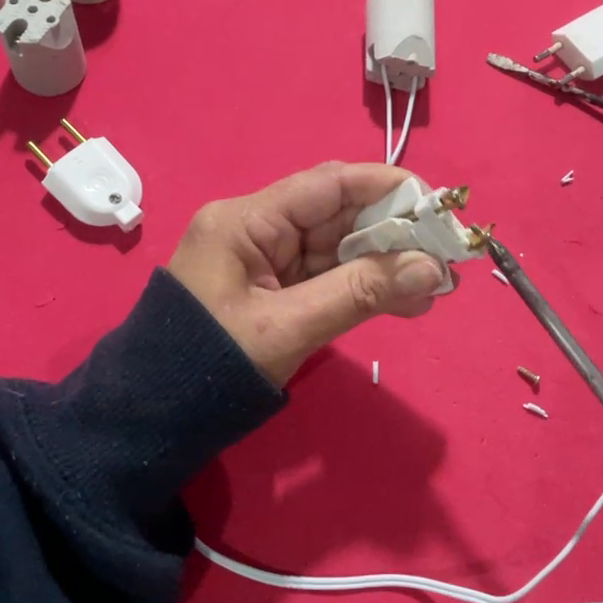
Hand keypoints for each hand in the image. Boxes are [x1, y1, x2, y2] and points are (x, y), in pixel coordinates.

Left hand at [167, 162, 446, 385]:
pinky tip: (406, 302)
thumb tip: (432, 268)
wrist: (155, 418)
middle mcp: (256, 230)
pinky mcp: (271, 291)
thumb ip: (359, 292)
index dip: (386, 188)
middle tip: (446, 257)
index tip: (438, 205)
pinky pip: (326, 278)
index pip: (327, 184)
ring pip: (337, 249)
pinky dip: (364, 288)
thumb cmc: (211, 364)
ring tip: (435, 288)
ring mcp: (264, 261)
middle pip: (337, 215)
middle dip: (394, 234)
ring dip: (385, 265)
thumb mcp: (287, 327)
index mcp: (245, 221)